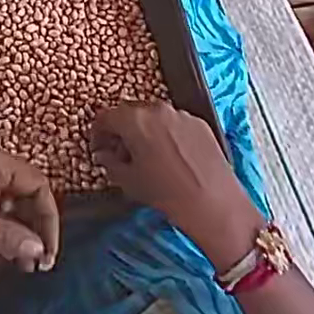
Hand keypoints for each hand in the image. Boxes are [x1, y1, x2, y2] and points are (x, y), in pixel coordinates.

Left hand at [0, 136, 60, 271]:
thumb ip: (11, 239)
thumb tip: (39, 249)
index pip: (37, 184)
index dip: (48, 220)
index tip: (48, 253)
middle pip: (20, 187)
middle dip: (29, 225)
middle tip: (33, 262)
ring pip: (0, 193)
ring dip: (10, 225)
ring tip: (13, 260)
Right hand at [90, 102, 260, 265]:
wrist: (215, 203)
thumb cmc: (166, 193)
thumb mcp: (128, 182)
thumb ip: (110, 163)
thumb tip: (104, 155)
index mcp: (135, 120)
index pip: (106, 116)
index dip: (98, 132)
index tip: (99, 147)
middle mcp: (158, 109)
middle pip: (130, 112)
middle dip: (121, 129)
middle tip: (119, 153)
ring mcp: (181, 114)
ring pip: (154, 116)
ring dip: (144, 131)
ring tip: (146, 156)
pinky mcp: (200, 123)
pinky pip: (174, 123)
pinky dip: (166, 134)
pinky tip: (170, 158)